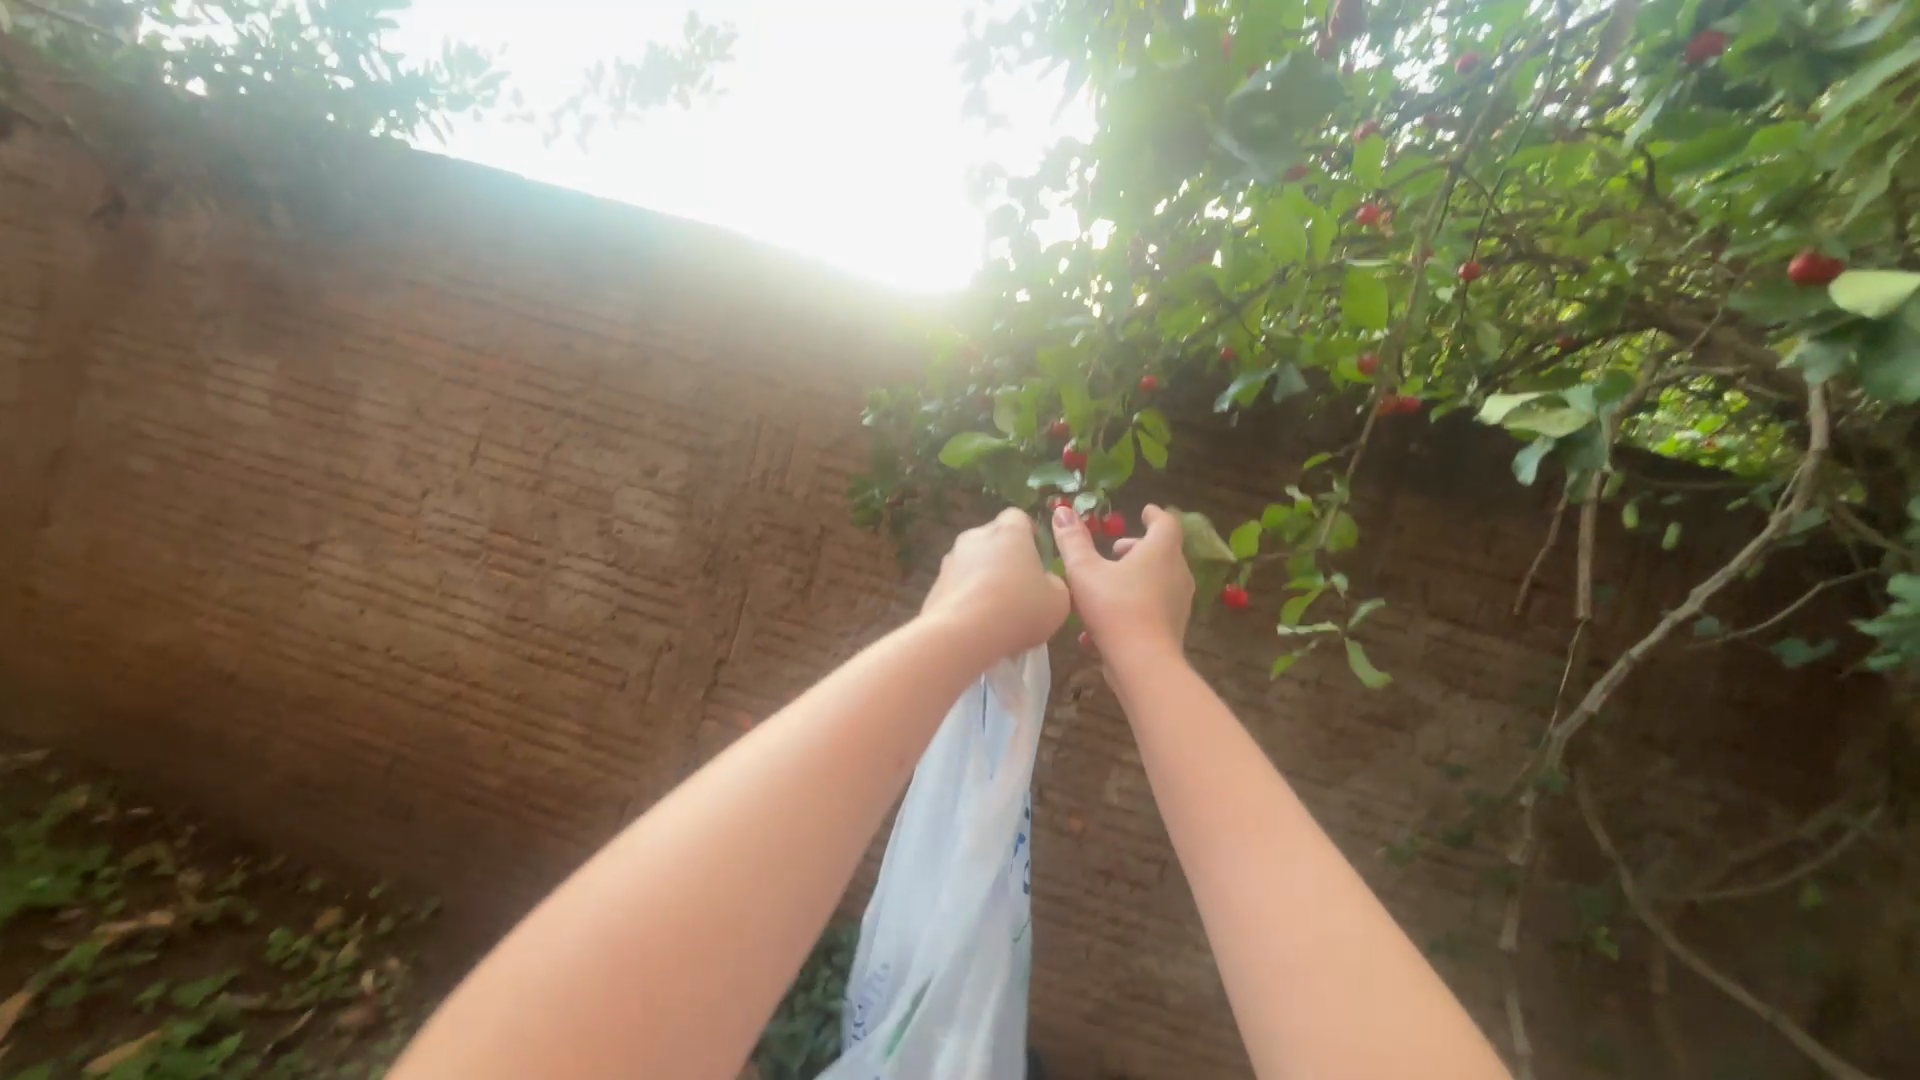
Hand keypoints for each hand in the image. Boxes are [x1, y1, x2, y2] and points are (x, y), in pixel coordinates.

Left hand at [921, 507, 1071, 658]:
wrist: (963, 635)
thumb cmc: (1019, 609)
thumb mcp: (1058, 600)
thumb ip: (1054, 583)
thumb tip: (1044, 582)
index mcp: (1009, 532)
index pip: (1018, 517)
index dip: (1029, 533)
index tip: (1037, 554)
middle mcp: (975, 537)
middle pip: (992, 539)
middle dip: (1005, 557)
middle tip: (1020, 586)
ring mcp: (950, 561)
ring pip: (972, 563)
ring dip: (983, 578)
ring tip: (996, 610)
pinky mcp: (934, 586)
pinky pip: (957, 586)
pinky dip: (967, 598)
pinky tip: (976, 623)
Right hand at [1052, 503, 1193, 663]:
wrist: (1143, 663)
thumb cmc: (1114, 608)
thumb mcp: (1084, 571)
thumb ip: (1073, 541)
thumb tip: (1062, 511)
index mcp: (1161, 551)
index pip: (1166, 522)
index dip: (1154, 515)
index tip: (1144, 511)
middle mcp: (1177, 572)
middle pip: (1163, 551)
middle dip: (1138, 548)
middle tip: (1114, 551)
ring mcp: (1179, 601)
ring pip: (1159, 578)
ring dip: (1137, 575)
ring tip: (1109, 582)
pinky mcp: (1174, 626)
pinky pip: (1155, 604)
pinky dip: (1136, 601)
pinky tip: (1108, 618)